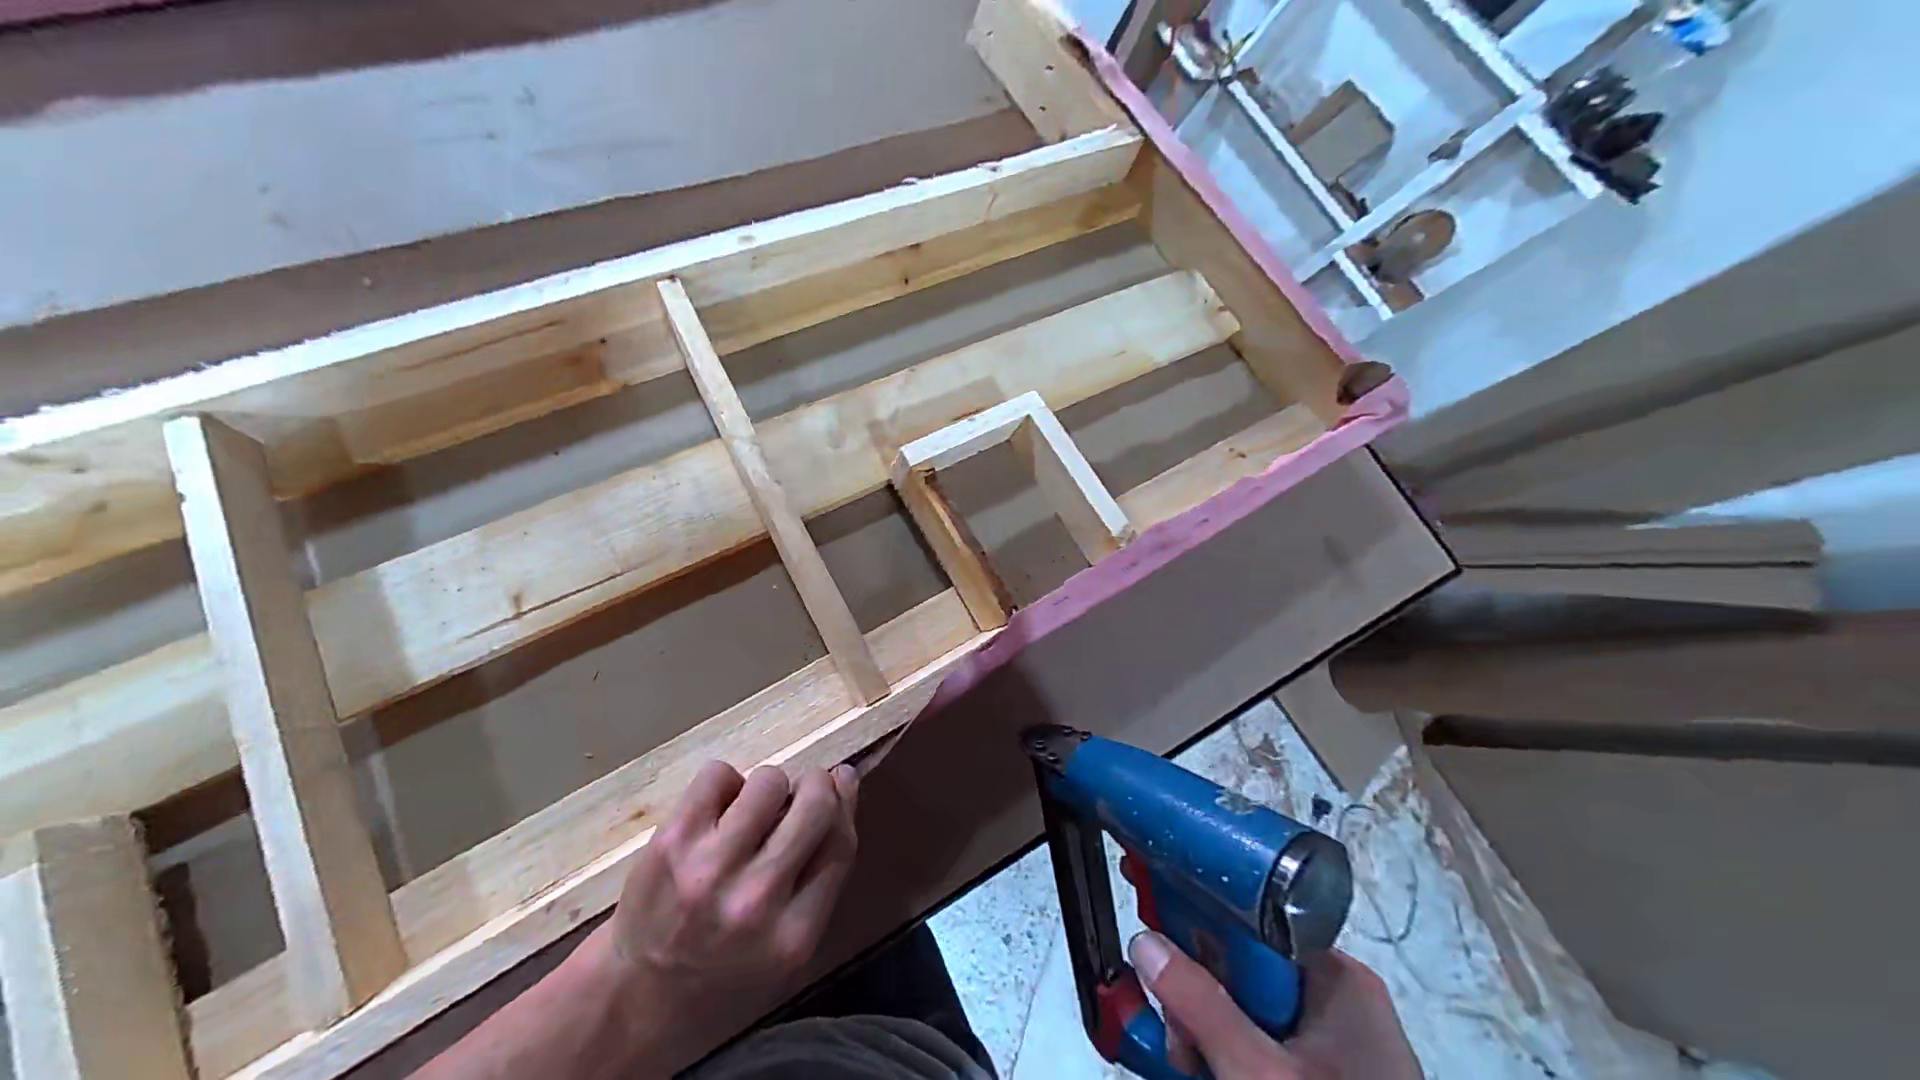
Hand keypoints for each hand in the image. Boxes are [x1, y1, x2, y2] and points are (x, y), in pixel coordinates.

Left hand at [606, 761, 859, 1069]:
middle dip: (815, 784)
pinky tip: (716, 809)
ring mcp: (710, 868)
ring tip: (751, 809)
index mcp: (793, 935)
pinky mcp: (672, 841)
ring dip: (768, 785)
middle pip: (816, 805)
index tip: (841, 779)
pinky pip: (719, 773)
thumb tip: (842, 780)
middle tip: (800, 790)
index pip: (841, 843)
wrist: (638, 990)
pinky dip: (725, 781)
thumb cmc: (725, 961)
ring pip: (769, 780)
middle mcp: (755, 901)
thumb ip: (821, 871)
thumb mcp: (788, 940)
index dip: (846, 801)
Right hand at [1128, 932, 1420, 1079]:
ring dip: (1206, 1038)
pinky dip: (1230, 1059)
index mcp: (1336, 977)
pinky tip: (1210, 1075)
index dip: (1195, 926)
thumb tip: (1143, 940)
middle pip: (1240, 970)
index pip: (1250, 922)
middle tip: (1180, 1050)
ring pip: (1245, 1011)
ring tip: (1192, 1072)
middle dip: (1197, 1005)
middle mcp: (1337, 997)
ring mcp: (1335, 1041)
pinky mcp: (1324, 1072)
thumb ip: (1199, 1003)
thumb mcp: (1256, 1074)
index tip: (1151, 940)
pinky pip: (1261, 1044)